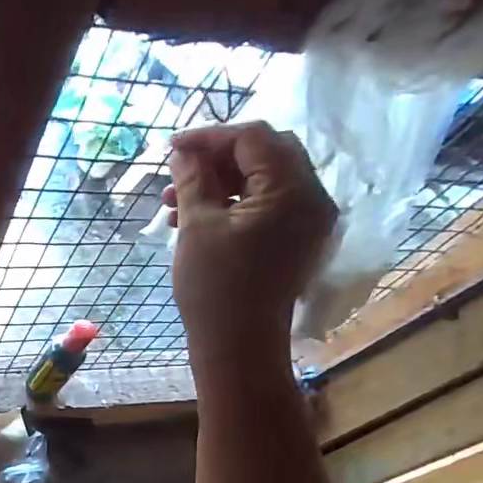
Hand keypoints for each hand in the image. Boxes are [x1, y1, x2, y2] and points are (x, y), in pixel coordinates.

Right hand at [164, 122, 337, 359]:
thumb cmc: (215, 286)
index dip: (209, 137)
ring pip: (263, 179)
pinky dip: (233, 202)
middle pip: (265, 153)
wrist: (238, 345)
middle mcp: (311, 198)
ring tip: (173, 201)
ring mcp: (307, 221)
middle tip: (177, 170)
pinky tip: (194, 217)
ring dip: (220, 181)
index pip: (253, 138)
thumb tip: (183, 152)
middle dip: (217, 157)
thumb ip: (192, 179)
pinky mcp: (296, 239)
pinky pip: (266, 204)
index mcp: (291, 190)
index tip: (171, 148)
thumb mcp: (197, 226)